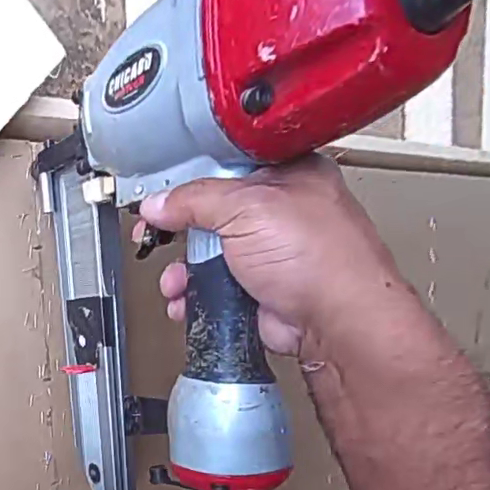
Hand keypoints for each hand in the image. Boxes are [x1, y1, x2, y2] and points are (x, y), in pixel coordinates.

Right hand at [137, 155, 415, 357]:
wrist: (331, 320)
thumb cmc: (320, 258)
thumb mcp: (248, 208)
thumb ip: (195, 200)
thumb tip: (158, 203)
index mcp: (286, 177)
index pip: (223, 169)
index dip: (186, 183)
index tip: (160, 198)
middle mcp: (276, 213)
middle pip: (206, 215)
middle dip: (179, 234)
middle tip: (157, 237)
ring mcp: (264, 254)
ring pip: (203, 256)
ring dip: (181, 272)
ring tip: (178, 280)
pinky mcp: (252, 289)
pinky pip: (207, 288)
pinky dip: (190, 297)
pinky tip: (187, 300)